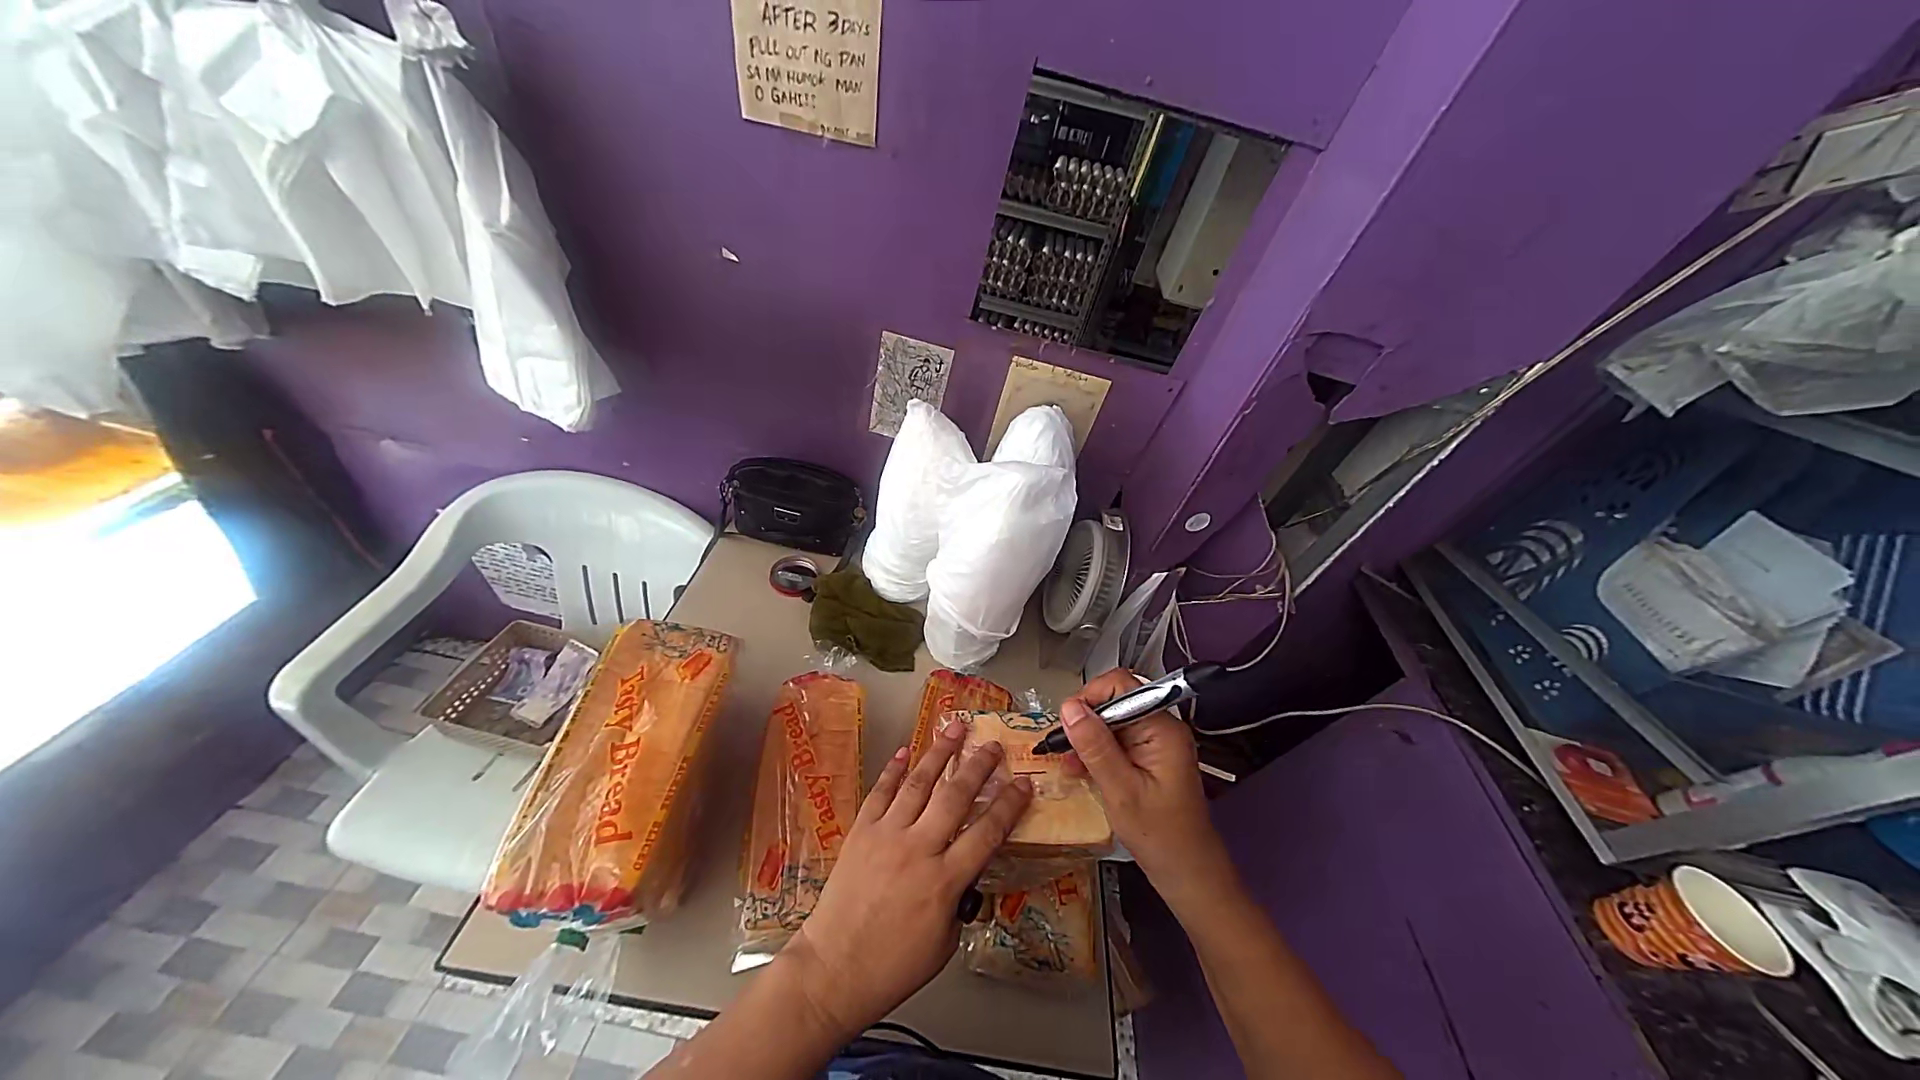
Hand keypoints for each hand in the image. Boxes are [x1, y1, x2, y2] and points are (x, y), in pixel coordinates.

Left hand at [780, 717, 1032, 1040]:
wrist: (834, 969)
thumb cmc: (893, 966)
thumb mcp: (945, 941)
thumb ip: (961, 899)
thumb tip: (967, 871)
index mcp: (945, 881)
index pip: (987, 832)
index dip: (1009, 804)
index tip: (1022, 783)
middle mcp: (918, 850)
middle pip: (955, 797)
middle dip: (978, 767)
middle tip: (992, 746)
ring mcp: (886, 836)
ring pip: (919, 784)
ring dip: (939, 753)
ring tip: (954, 729)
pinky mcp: (860, 833)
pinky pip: (880, 793)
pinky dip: (893, 770)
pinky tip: (905, 752)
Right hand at [1061, 669, 1230, 889]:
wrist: (1188, 874)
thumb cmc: (1160, 836)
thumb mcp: (1120, 790)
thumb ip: (1095, 746)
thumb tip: (1069, 708)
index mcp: (1162, 728)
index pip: (1121, 685)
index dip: (1089, 697)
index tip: (1067, 724)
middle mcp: (1161, 727)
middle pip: (1114, 702)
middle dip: (1084, 721)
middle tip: (1062, 747)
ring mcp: (1155, 743)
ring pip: (1110, 723)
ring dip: (1086, 739)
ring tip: (1068, 762)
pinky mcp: (1148, 758)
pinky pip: (1115, 742)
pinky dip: (1095, 752)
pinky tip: (1080, 770)